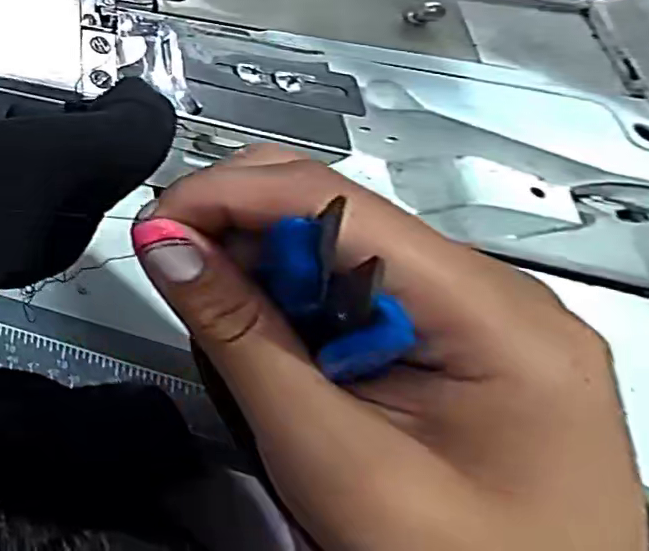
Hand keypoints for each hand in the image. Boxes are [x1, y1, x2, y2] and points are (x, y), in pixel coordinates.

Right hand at [133, 147, 646, 550]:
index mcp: (492, 315)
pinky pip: (328, 269)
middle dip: (232, 224)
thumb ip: (236, 333)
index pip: (323, 197)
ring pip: (314, 229)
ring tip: (237, 330)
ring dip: (251, 263)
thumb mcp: (328, 453)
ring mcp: (459, 307)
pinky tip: (272, 339)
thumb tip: (165, 242)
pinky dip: (275, 290)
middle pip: (318, 199)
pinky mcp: (428, 325)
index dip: (222, 195)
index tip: (156, 227)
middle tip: (181, 271)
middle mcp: (483, 293)